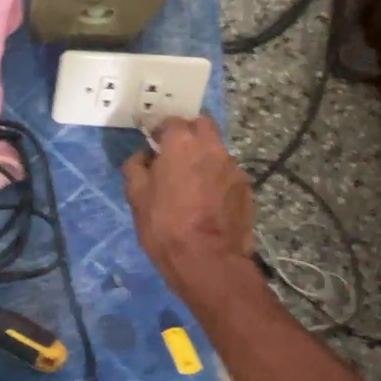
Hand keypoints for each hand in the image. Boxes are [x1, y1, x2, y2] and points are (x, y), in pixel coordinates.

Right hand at [121, 116, 256, 303]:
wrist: (207, 259)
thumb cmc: (164, 224)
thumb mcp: (135, 195)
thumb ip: (136, 167)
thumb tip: (144, 156)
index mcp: (181, 143)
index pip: (171, 120)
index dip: (160, 130)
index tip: (152, 143)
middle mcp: (211, 147)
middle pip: (202, 124)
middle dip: (187, 132)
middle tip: (173, 152)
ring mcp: (233, 167)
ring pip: (216, 149)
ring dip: (202, 156)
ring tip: (189, 181)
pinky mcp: (245, 187)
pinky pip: (225, 172)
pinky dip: (215, 177)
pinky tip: (205, 199)